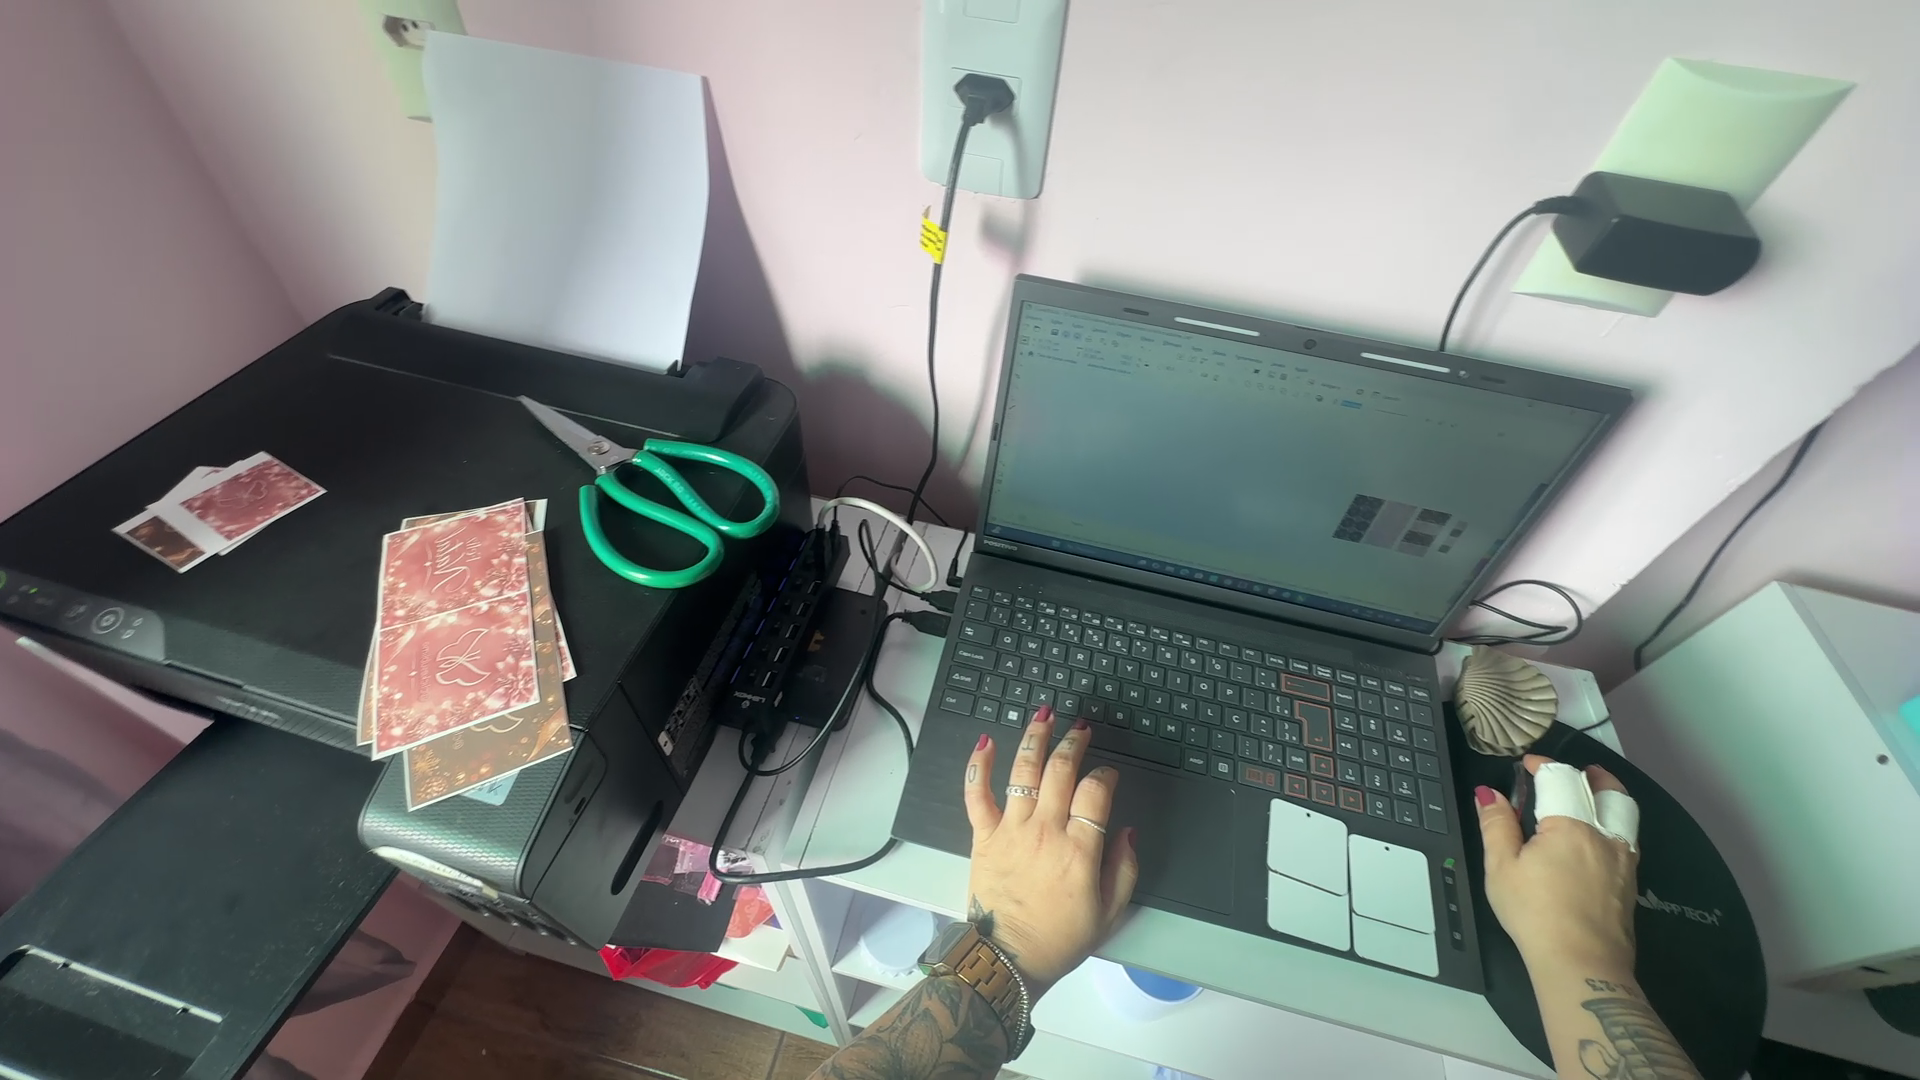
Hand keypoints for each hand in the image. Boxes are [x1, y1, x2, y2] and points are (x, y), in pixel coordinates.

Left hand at [960, 705, 1139, 993]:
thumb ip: (1124, 869)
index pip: (1096, 794)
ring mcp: (1011, 829)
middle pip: (1060, 771)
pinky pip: (977, 794)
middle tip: (1081, 727)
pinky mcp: (984, 835)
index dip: (1105, 775)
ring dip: (1034, 738)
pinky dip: (979, 766)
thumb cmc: (1060, 938)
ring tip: (1044, 714)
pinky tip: (985, 741)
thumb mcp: (1110, 913)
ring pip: (1023, 772)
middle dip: (1073, 742)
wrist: (1007, 960)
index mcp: (1079, 851)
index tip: (1109, 773)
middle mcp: (1045, 831)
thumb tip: (1126, 831)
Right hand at [1475, 754, 1638, 978]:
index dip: (1541, 764)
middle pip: (1608, 792)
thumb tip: (1488, 793)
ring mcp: (1623, 861)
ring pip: (1626, 815)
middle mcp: (1605, 838)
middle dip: (1589, 774)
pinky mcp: (1629, 882)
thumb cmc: (1534, 912)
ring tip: (1590, 791)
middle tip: (1573, 769)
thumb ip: (1496, 824)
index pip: (1560, 779)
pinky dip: (1613, 821)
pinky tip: (1594, 832)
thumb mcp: (1500, 865)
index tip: (1525, 763)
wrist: (1581, 964)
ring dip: (1608, 796)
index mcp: (1571, 827)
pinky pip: (1627, 837)